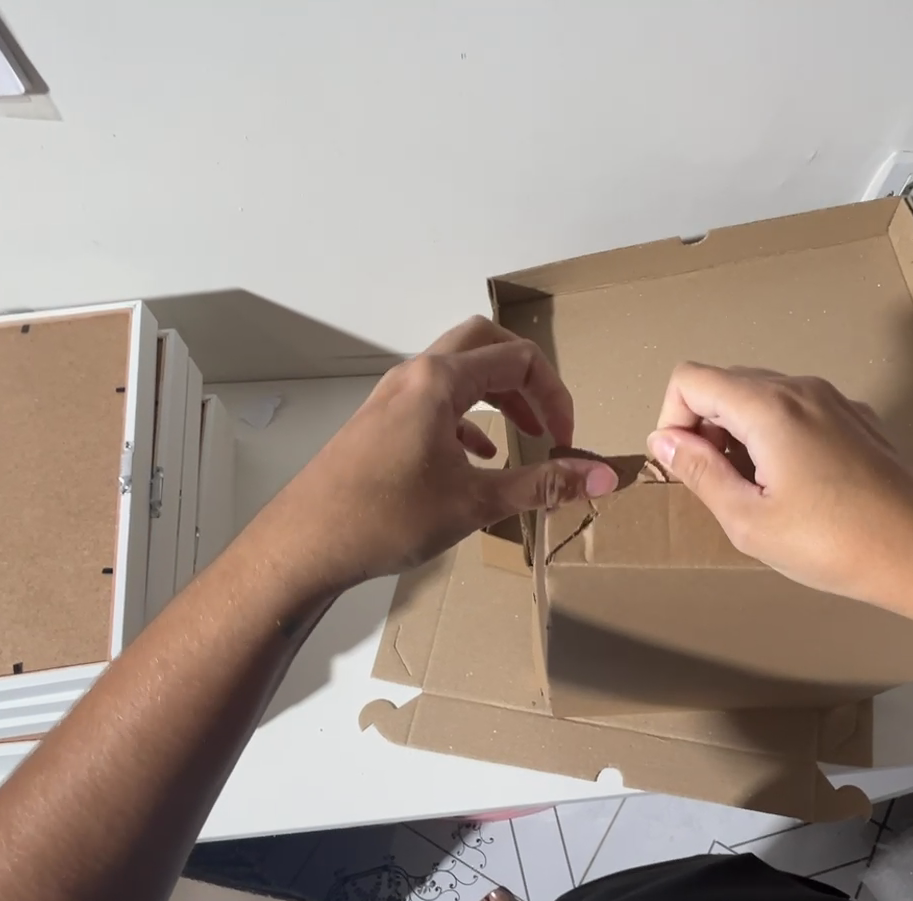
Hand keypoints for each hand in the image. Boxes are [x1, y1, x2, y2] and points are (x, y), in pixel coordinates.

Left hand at [256, 317, 617, 592]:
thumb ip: (543, 485)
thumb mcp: (475, 503)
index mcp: (440, 380)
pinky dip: (466, 417)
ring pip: (457, 372)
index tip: (566, 442)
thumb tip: (607, 477)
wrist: (304, 544)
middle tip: (546, 419)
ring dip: (496, 395)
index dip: (555, 397)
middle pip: (484, 344)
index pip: (519, 360)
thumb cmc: (389, 518)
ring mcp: (392, 396)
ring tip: (521, 436)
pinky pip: (434, 400)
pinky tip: (476, 456)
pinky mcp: (379, 421)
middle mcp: (415, 374)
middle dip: (526, 378)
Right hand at [645, 363, 912, 620]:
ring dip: (739, 434)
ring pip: (761, 397)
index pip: (690, 379)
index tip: (684, 467)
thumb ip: (698, 472)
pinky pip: (797, 411)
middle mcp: (803, 389)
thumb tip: (662, 441)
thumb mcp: (748, 520)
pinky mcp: (859, 421)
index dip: (671, 421)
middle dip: (704, 428)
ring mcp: (836, 401)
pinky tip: (795, 487)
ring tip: (755, 491)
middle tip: (716, 486)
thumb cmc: (835, 544)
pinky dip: (775, 437)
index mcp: (769, 406)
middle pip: (725, 383)